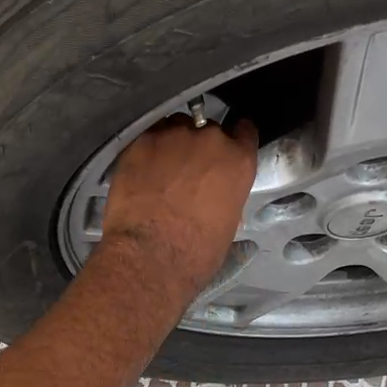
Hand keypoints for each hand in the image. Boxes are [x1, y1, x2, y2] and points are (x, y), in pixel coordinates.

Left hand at [98, 117, 259, 295]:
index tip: (225, 153)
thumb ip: (225, 199)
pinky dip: (147, 153)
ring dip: (172, 146)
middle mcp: (210, 139)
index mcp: (238, 162)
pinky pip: (149, 139)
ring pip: (176, 129)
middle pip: (207, 131)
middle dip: (199, 149)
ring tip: (161, 173)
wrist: (149, 257)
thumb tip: (216, 200)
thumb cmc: (194, 255)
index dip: (235, 141)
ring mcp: (174, 136)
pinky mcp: (141, 142)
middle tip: (187, 175)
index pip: (245, 131)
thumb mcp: (226, 228)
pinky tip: (141, 175)